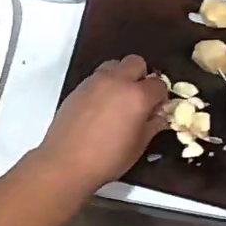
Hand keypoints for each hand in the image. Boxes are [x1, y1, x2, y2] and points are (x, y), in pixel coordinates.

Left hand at [33, 55, 168, 191]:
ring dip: (120, 77)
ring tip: (118, 101)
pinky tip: (100, 107)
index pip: (158, 84)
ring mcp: (94, 82)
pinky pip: (96, 77)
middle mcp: (116, 82)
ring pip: (114, 65)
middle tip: (139, 98)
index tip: (156, 107)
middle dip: (141, 76)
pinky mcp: (78, 88)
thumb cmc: (106, 159)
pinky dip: (103, 85)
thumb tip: (158, 116)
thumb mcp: (138, 146)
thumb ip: (152, 125)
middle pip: (136, 63)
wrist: (65, 162)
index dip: (160, 96)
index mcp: (137, 96)